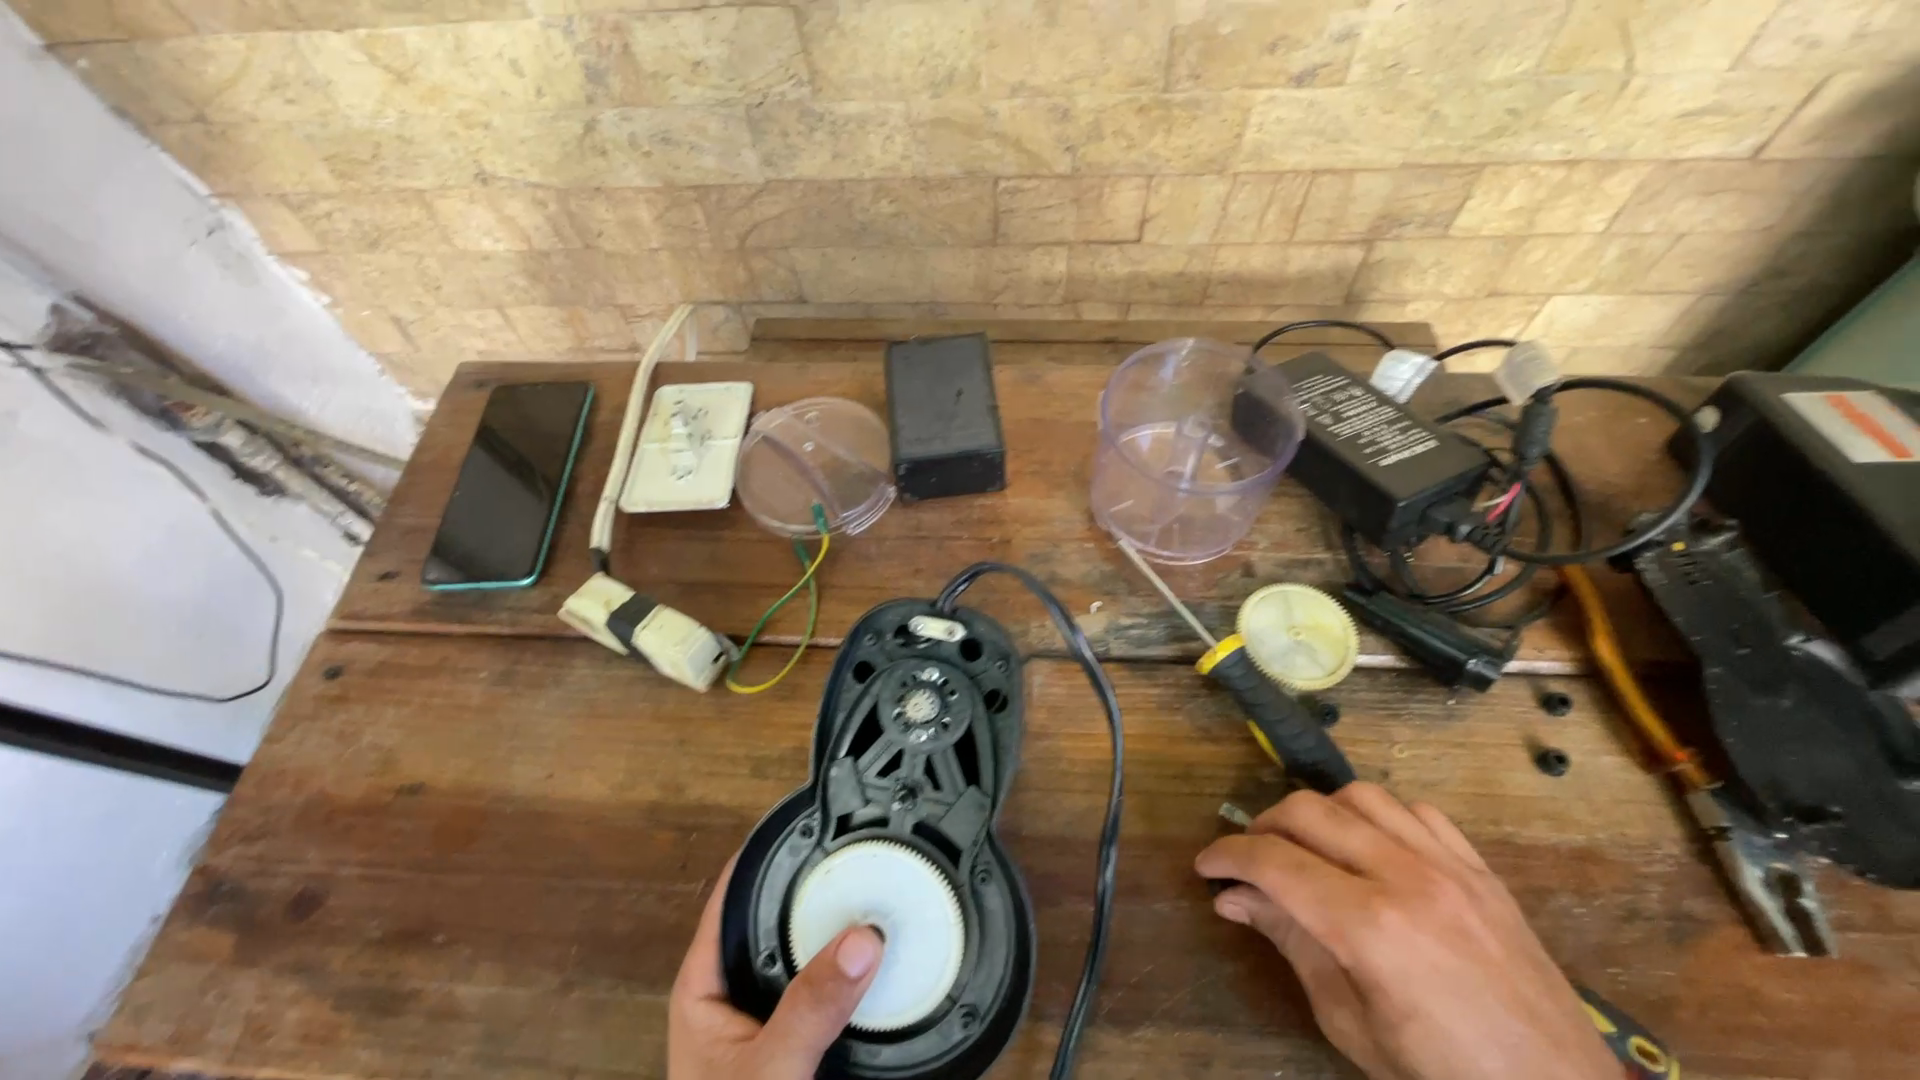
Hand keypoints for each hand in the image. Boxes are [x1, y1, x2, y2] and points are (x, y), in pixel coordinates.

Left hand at [669, 856, 884, 1079]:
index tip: (817, 825)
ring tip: (879, 896)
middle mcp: (730, 990)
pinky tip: (875, 960)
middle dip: (812, 888)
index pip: (733, 895)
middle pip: (770, 920)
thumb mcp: (771, 1066)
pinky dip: (843, 970)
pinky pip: (818, 988)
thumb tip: (864, 937)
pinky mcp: (787, 1037)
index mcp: (703, 983)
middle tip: (864, 854)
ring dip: (831, 932)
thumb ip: (811, 1008)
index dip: (768, 856)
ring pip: (798, 954)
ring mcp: (759, 1015)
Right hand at [1195, 783, 1617, 1079]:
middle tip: (1249, 861)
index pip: (1273, 862)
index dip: (1227, 856)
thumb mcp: (1349, 1022)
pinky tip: (1370, 847)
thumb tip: (1234, 899)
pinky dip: (1378, 816)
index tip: (1206, 866)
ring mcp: (1451, 867)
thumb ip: (1291, 944)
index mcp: (1369, 927)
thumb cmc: (1439, 1073)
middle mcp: (1406, 877)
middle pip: (1308, 812)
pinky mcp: (1482, 870)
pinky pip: (1418, 811)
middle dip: (1262, 828)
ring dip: (1319, 813)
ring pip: (1360, 796)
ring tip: (1307, 847)